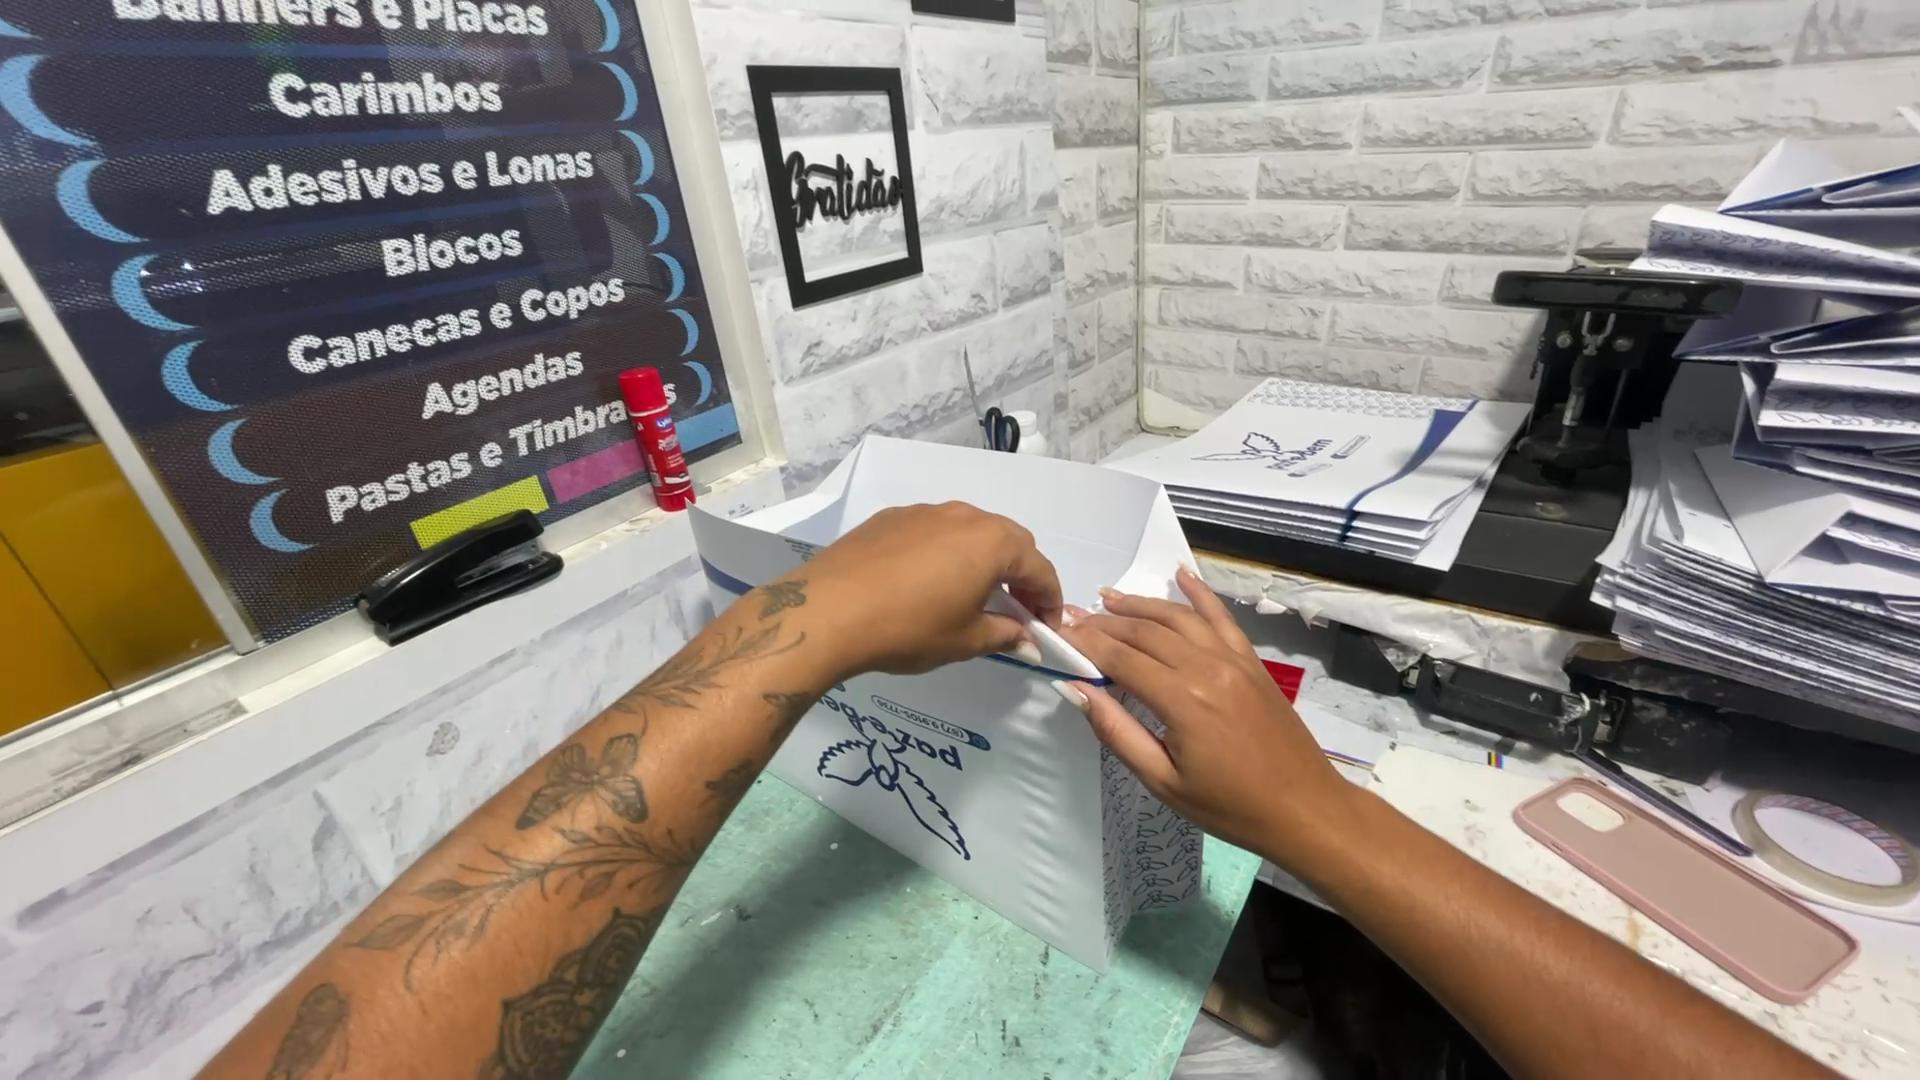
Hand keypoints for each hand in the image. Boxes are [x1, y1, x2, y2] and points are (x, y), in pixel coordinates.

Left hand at [791, 502, 1062, 677]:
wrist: (829, 611)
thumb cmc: (909, 628)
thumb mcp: (965, 640)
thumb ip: (1005, 635)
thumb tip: (1026, 639)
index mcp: (992, 543)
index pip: (1039, 568)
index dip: (1050, 600)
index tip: (1046, 628)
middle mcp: (964, 516)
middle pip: (1009, 540)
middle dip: (1021, 574)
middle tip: (1017, 609)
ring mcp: (924, 511)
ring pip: (970, 530)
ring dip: (983, 558)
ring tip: (972, 593)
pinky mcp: (890, 517)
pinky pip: (934, 531)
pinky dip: (946, 552)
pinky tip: (926, 581)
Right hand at [1056, 568, 1351, 862]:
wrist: (1305, 810)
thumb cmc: (1229, 806)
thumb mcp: (1162, 781)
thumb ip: (1117, 731)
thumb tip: (1077, 690)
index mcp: (1182, 700)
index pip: (1120, 658)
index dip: (1085, 644)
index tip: (1058, 633)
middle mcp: (1206, 667)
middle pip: (1144, 632)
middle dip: (1104, 622)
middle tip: (1073, 617)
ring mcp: (1233, 659)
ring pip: (1177, 617)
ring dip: (1139, 604)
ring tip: (1107, 598)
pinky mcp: (1250, 661)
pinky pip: (1220, 617)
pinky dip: (1199, 593)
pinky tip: (1180, 574)